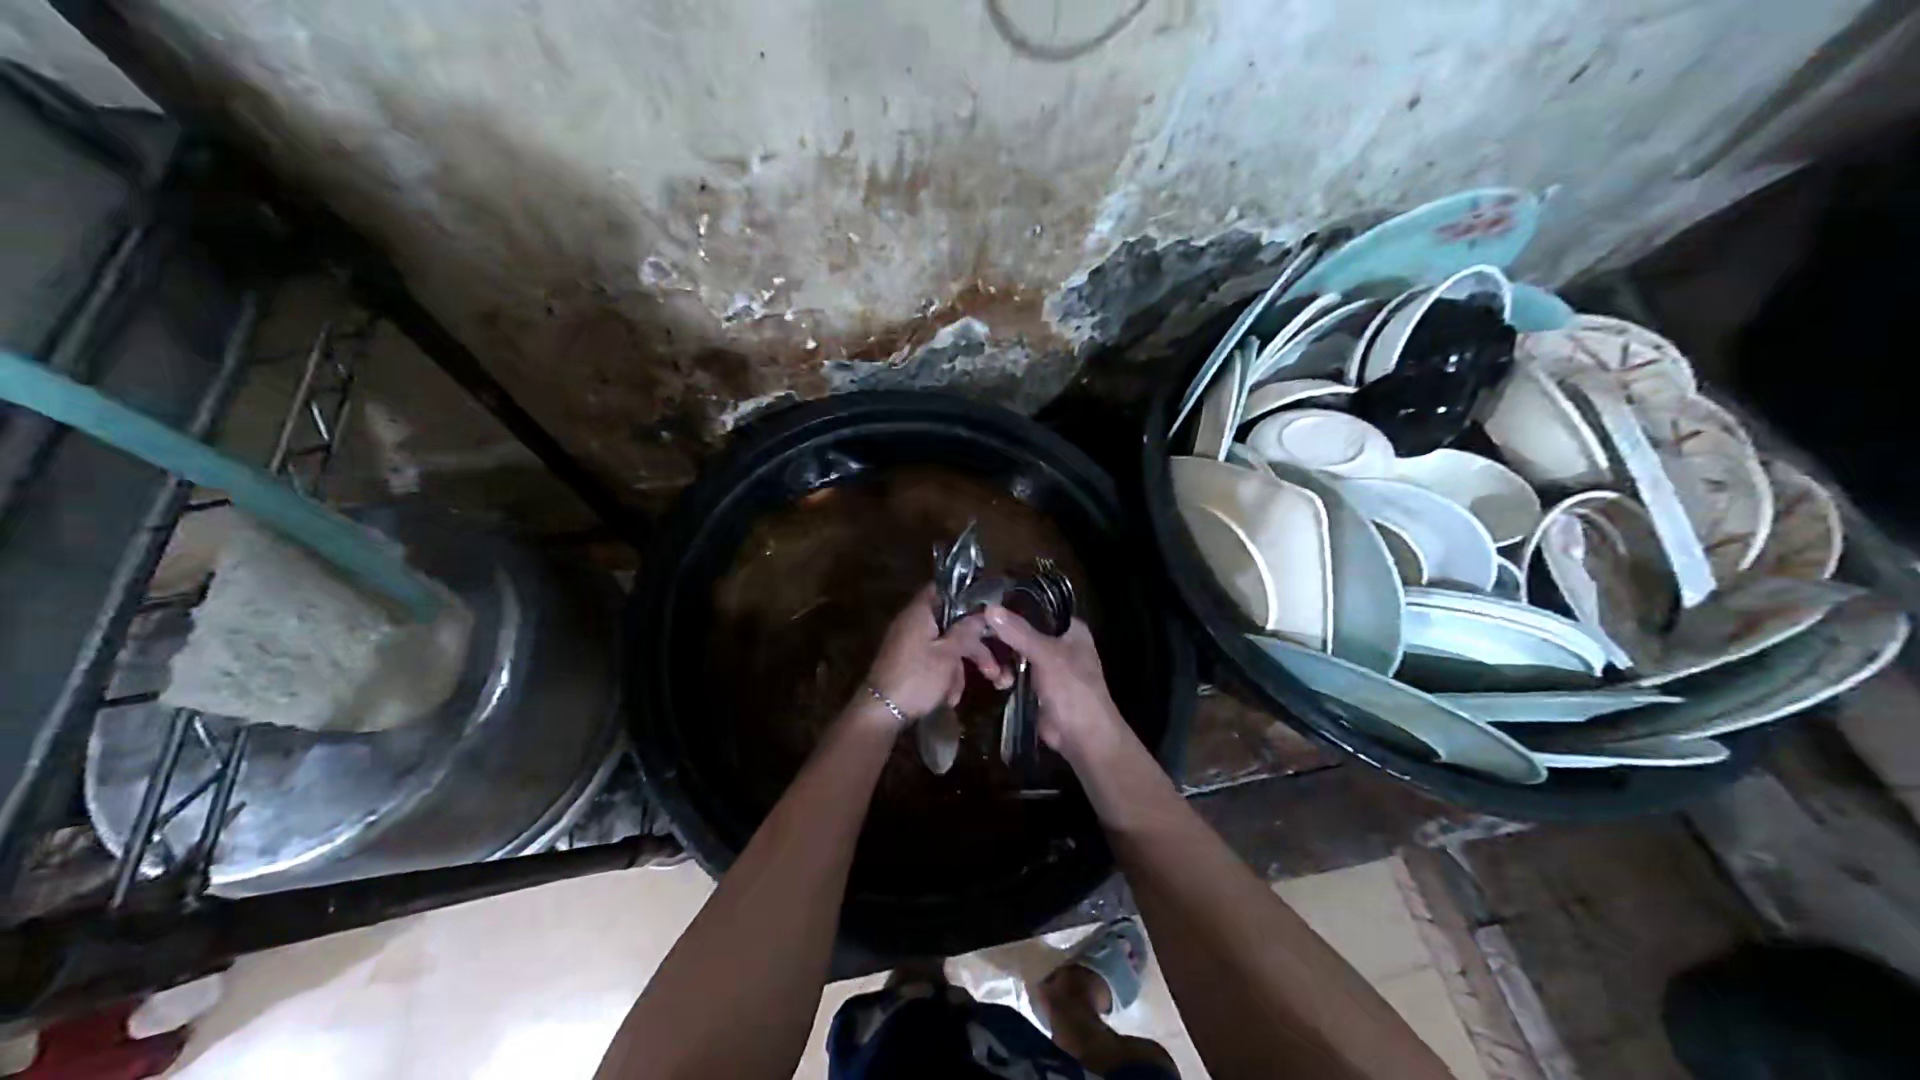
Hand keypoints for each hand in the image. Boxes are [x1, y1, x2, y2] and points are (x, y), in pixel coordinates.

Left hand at [861, 585, 1010, 726]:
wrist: (880, 712)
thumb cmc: (916, 678)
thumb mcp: (947, 656)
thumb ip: (966, 632)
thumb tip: (982, 613)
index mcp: (920, 612)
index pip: (944, 588)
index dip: (967, 595)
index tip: (988, 610)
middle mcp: (913, 622)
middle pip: (952, 625)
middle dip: (973, 649)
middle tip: (994, 670)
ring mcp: (909, 643)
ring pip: (945, 647)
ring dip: (958, 671)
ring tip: (958, 695)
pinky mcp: (908, 663)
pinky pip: (933, 662)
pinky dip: (943, 678)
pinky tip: (948, 699)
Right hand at [983, 606, 1127, 758]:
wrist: (1083, 738)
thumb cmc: (1073, 690)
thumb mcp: (1047, 656)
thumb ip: (1019, 632)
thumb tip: (989, 608)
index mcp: (1070, 628)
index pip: (1036, 608)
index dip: (1011, 608)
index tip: (983, 608)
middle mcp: (1058, 642)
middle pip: (1022, 630)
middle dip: (1001, 637)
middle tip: (976, 637)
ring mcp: (1047, 664)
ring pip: (1015, 651)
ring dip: (1001, 658)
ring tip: (990, 668)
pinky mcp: (1035, 684)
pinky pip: (1014, 670)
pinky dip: (1004, 673)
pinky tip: (997, 679)